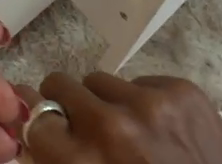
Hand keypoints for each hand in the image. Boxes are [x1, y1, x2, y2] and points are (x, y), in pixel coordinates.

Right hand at [17, 72, 221, 163]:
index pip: (39, 124)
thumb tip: (39, 141)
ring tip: (127, 129)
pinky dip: (143, 102)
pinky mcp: (182, 90)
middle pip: (61, 86)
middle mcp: (113, 126)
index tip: (47, 132)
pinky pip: (141, 81)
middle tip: (81, 124)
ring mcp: (150, 102)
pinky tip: (162, 131)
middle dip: (67, 106)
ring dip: (105, 102)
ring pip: (101, 80)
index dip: (42, 129)